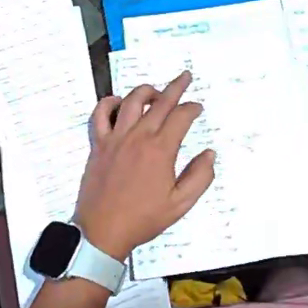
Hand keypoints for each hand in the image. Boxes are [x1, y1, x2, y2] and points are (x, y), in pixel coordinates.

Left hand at [74, 71, 215, 260]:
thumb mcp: (180, 203)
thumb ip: (200, 177)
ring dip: (147, 91)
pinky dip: (110, 103)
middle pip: (160, 102)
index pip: (181, 117)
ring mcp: (116, 138)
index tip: (197, 107)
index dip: (192, 108)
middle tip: (185, 77)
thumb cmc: (143, 219)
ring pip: (131, 101)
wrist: (103, 230)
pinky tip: (119, 103)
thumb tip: (209, 154)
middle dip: (176, 87)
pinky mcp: (98, 145)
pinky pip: (101, 114)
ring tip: (156, 91)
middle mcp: (138, 137)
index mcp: (161, 150)